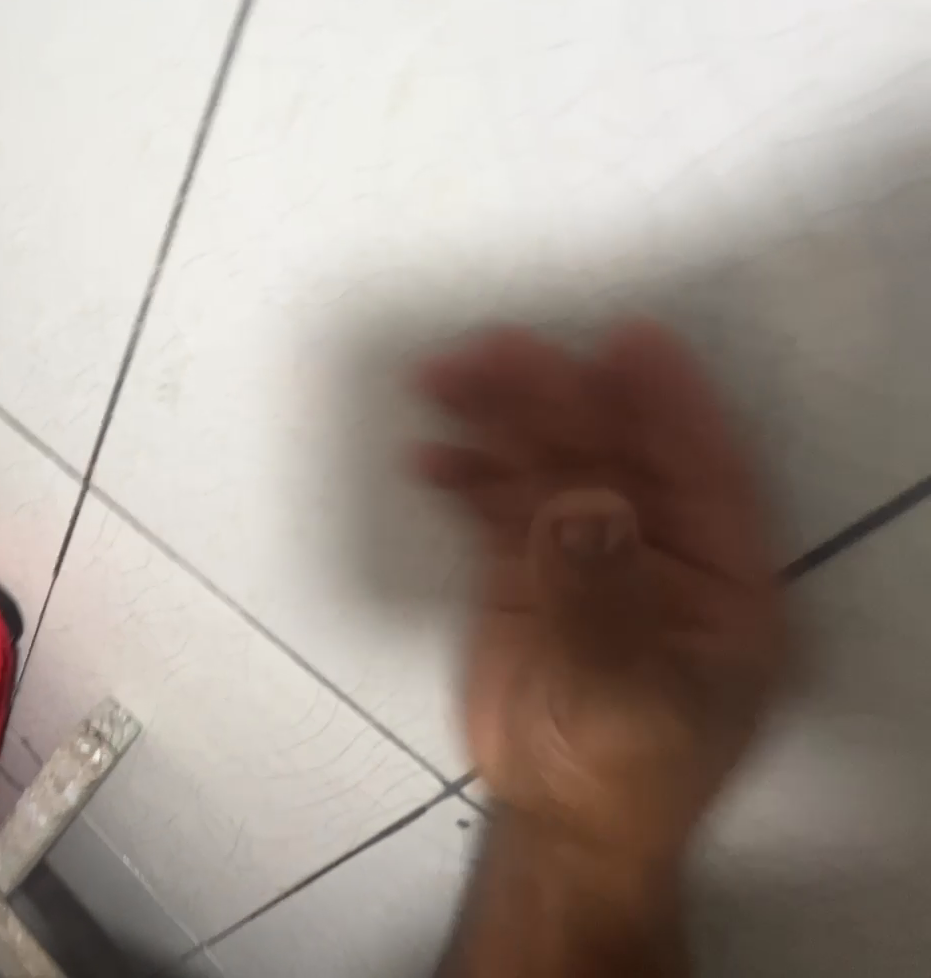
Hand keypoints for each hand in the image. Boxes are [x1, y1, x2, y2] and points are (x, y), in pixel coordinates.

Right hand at [414, 322, 788, 866]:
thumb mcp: (623, 689)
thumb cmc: (618, 764)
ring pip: (538, 468)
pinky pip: (490, 504)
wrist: (556, 807)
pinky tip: (429, 456)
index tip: (624, 337)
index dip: (664, 401)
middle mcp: (649, 549)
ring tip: (442, 380)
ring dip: (495, 423)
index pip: (694, 469)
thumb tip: (581, 500)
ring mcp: (576, 553)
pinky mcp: (517, 568)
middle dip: (549, 399)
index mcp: (716, 575)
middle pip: (599, 453)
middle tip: (491, 350)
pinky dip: (461, 476)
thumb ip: (601, 593)